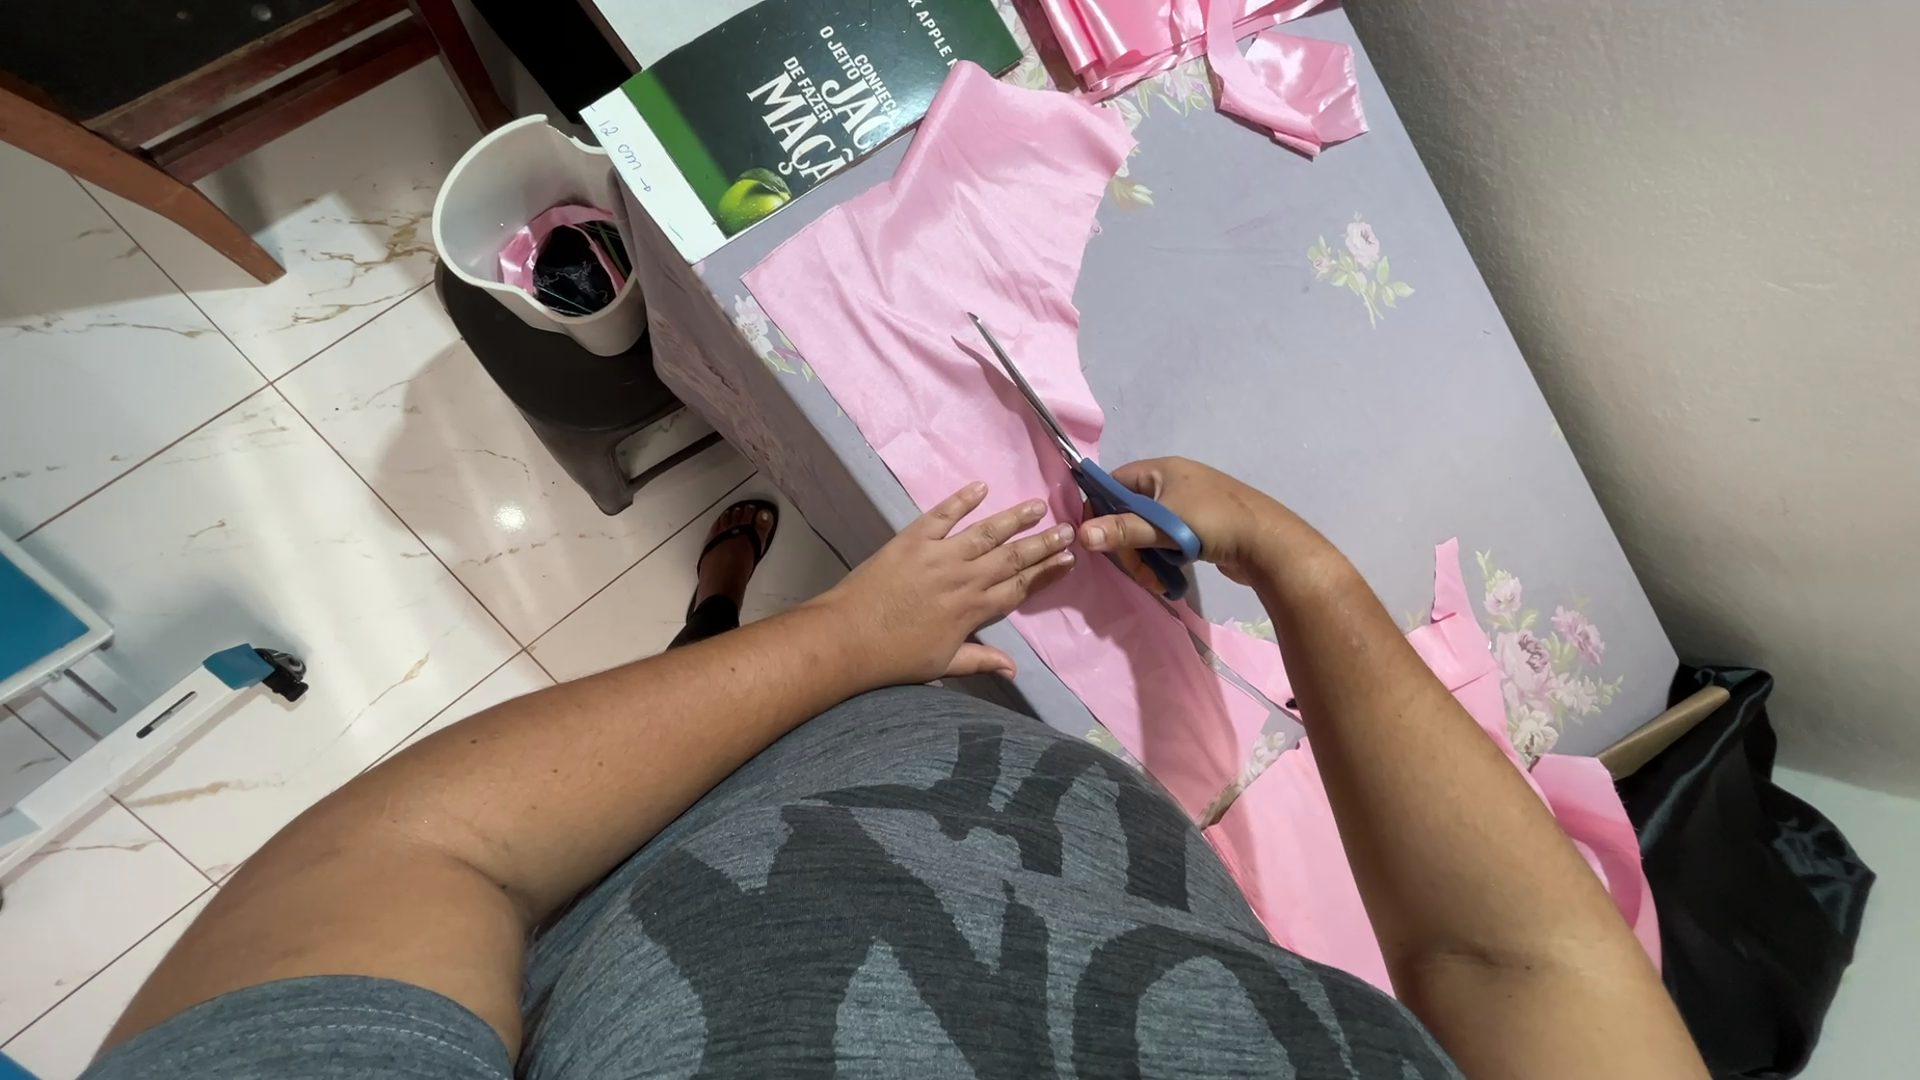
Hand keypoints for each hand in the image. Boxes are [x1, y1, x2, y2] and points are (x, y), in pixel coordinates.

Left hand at [813, 482, 1076, 684]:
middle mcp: (965, 578)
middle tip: (1068, 528)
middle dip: (1043, 542)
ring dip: (1014, 518)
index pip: (1020, 588)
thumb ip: (980, 660)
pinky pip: (943, 515)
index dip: (1046, 573)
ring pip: (986, 532)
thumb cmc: (894, 658)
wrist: (847, 637)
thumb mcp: (943, 665)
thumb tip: (1015, 669)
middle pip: (1012, 557)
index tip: (1069, 559)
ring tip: (1037, 505)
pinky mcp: (913, 540)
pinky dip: (961, 499)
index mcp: (973, 610)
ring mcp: (940, 555)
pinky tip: (980, 486)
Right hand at [1078, 457, 1310, 590]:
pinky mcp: (1198, 527)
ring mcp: (1186, 505)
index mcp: (1161, 470)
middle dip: (1128, 545)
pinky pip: (1166, 541)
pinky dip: (1163, 560)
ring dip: (1145, 558)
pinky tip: (1169, 579)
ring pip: (1146, 531)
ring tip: (1156, 581)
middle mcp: (1171, 482)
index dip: (1100, 510)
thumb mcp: (1164, 526)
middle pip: (1128, 512)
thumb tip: (1081, 534)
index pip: (1113, 484)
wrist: (1270, 544)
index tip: (1097, 539)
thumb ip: (1122, 530)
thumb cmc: (1216, 524)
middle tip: (1138, 570)